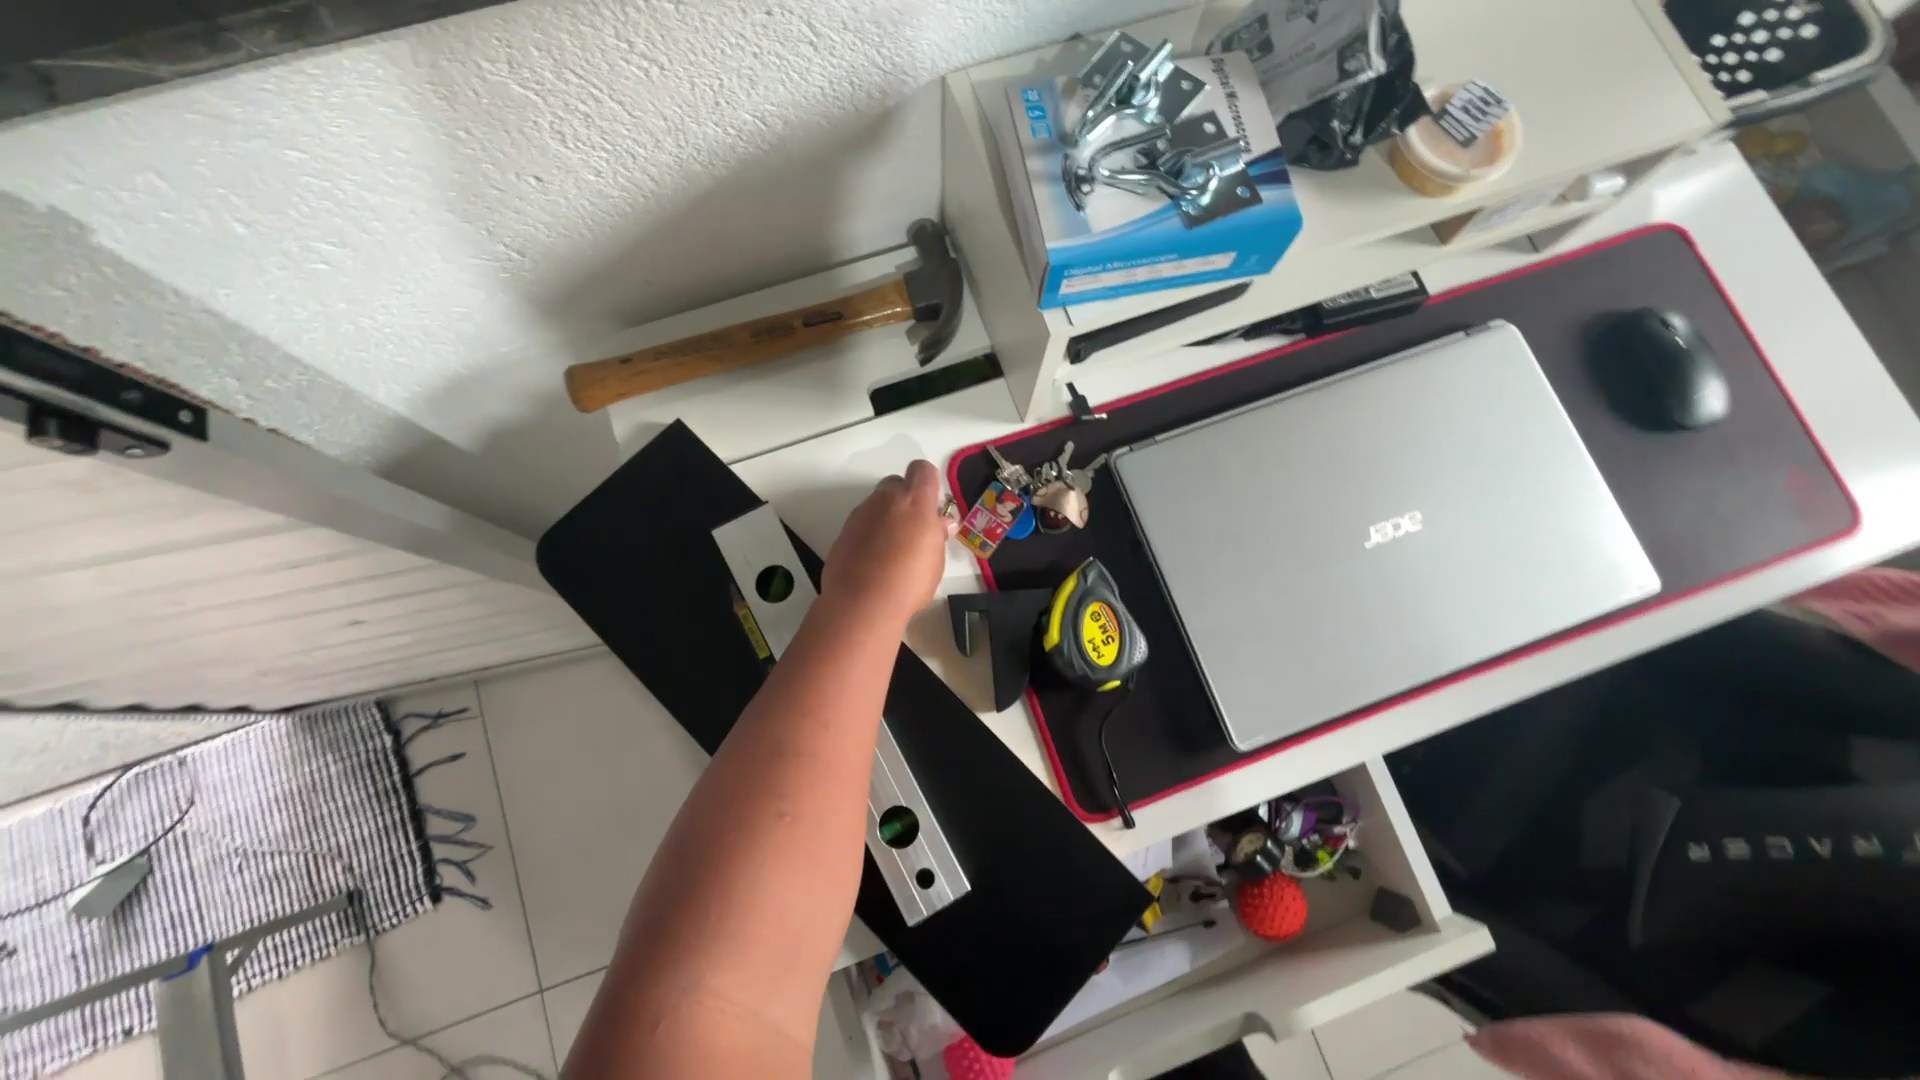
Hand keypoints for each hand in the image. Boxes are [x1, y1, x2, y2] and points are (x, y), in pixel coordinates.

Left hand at [822, 460, 955, 622]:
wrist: (861, 603)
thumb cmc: (909, 582)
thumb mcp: (935, 561)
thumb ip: (936, 535)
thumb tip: (940, 523)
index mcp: (915, 501)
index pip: (923, 470)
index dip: (928, 483)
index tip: (931, 506)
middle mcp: (885, 499)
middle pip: (896, 483)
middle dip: (904, 499)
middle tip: (912, 529)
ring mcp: (860, 514)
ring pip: (876, 504)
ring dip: (885, 517)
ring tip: (892, 551)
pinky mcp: (843, 531)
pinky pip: (861, 524)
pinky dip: (868, 534)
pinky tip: (872, 561)